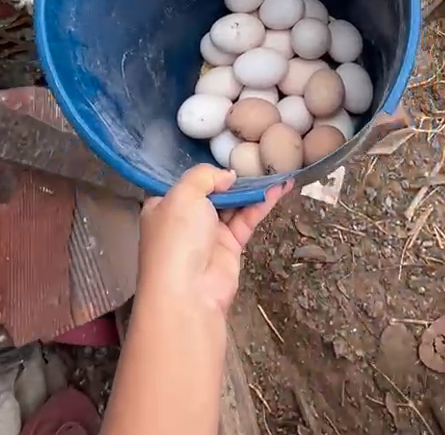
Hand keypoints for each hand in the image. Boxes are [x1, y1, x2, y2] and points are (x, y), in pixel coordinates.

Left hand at [137, 165, 290, 315]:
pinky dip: (263, 202)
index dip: (205, 169)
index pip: (185, 182)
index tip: (226, 152)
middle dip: (233, 176)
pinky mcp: (230, 246)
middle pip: (213, 190)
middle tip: (256, 155)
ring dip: (253, 187)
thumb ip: (205, 175)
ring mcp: (208, 233)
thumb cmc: (177, 238)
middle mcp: (185, 219)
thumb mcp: (184, 194)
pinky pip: (248, 218)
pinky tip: (280, 187)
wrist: (188, 293)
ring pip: (234, 203)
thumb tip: (227, 176)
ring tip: (275, 166)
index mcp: (164, 206)